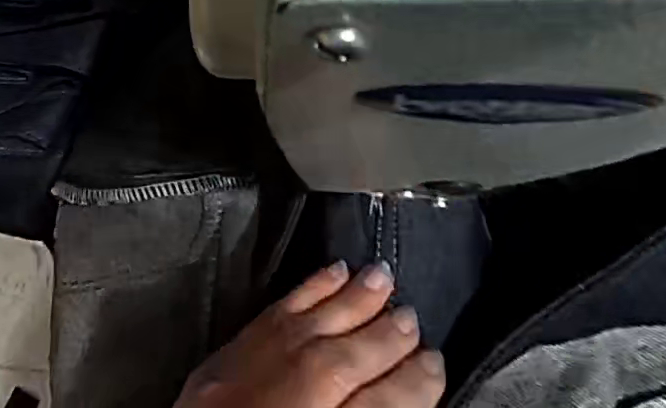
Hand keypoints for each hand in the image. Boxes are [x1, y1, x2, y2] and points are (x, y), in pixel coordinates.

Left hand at [174, 261, 446, 407]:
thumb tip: (402, 399)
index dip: (414, 385)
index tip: (435, 365)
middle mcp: (293, 401)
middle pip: (351, 360)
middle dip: (387, 336)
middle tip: (412, 317)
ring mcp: (259, 371)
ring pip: (318, 325)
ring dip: (354, 299)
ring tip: (383, 276)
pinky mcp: (230, 352)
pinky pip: (280, 311)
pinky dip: (310, 288)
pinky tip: (334, 271)